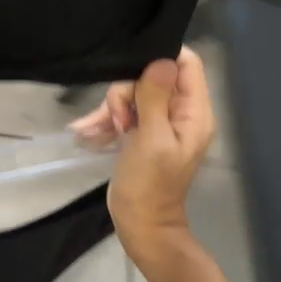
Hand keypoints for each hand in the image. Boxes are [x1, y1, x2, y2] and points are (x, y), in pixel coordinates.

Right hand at [74, 48, 215, 241]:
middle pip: (153, 75)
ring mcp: (160, 122)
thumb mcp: (152, 138)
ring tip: (103, 129)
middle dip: (128, 90)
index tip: (133, 67)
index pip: (187, 63)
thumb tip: (162, 59)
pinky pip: (124, 110)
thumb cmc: (150, 184)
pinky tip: (86, 131)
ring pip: (134, 91)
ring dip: (114, 106)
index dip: (160, 56)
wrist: (140, 225)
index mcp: (194, 112)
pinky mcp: (142, 130)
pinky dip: (106, 119)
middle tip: (119, 116)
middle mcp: (181, 112)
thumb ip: (155, 97)